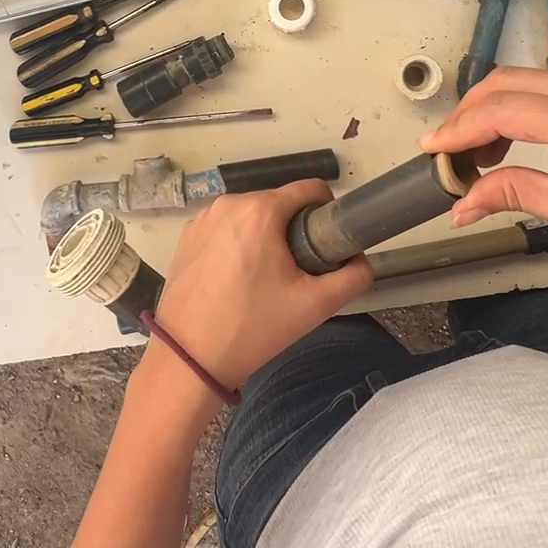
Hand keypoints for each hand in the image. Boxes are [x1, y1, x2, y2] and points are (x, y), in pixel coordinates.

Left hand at [152, 180, 371, 389]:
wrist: (188, 358)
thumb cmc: (253, 328)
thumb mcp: (315, 306)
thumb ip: (352, 277)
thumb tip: (360, 260)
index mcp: (260, 210)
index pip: (309, 189)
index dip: (327, 211)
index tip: (327, 243)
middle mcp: (229, 203)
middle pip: (279, 204)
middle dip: (294, 230)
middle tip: (296, 273)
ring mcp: (203, 217)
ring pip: (251, 216)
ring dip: (265, 237)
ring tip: (265, 281)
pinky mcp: (187, 236)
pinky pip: (225, 229)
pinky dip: (237, 245)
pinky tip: (235, 281)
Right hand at [421, 67, 547, 307]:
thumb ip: (520, 194)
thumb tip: (463, 203)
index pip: (506, 108)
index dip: (459, 127)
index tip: (430, 150)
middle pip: (514, 81)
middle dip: (471, 110)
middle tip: (448, 150)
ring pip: (537, 83)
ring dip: (498, 109)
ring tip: (479, 154)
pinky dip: (529, 112)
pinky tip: (517, 144)